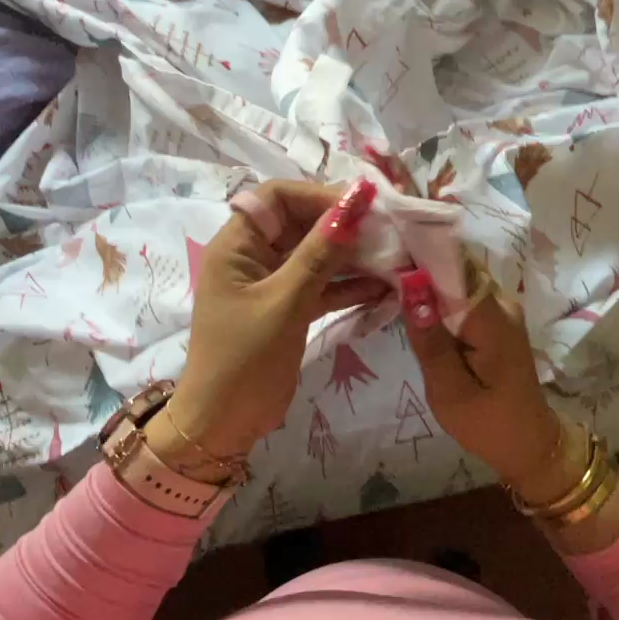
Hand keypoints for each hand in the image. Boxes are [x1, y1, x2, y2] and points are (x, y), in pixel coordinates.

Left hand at [148, 180, 386, 481]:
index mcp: (236, 246)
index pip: (278, 198)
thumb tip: (355, 202)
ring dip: (353, 259)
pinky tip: (385, 290)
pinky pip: (320, 287)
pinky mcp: (286, 311)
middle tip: (390, 234)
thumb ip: (320, 253)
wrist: (223, 423)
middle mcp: (251, 258)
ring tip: (396, 260)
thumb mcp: (285, 303)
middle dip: (344, 227)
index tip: (363, 207)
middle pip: (301, 225)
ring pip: (315, 258)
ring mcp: (270, 286)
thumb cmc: (245, 359)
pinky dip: (348, 288)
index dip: (319, 196)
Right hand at [397, 265, 584, 505]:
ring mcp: (500, 311)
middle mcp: (501, 303)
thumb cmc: (487, 424)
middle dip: (418, 264)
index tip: (383, 249)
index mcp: (492, 318)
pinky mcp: (494, 321)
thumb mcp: (450, 390)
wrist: (529, 445)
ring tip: (385, 279)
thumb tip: (409, 288)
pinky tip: (410, 301)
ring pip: (456, 280)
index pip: (453, 266)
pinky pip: (461, 297)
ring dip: (425, 280)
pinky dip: (436, 298)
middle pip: (455, 268)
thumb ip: (429, 339)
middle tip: (375, 266)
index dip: (419, 254)